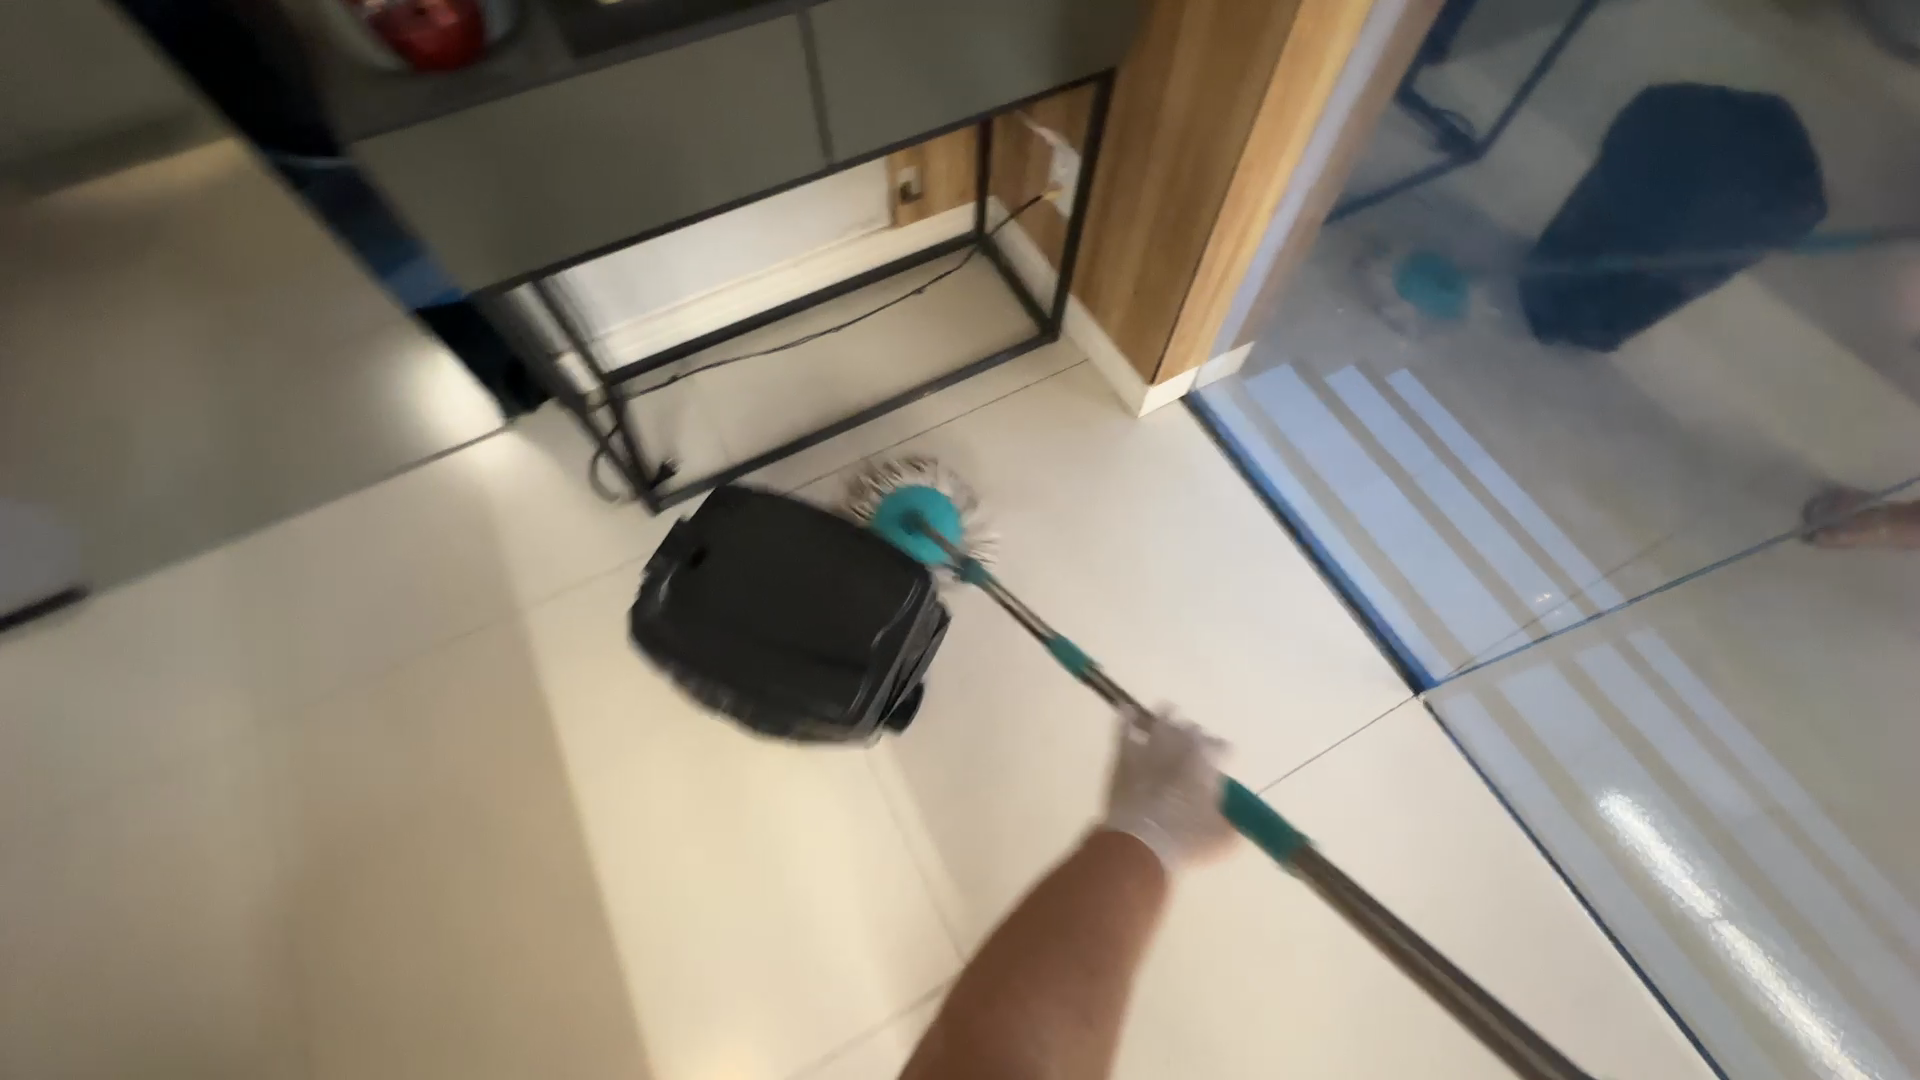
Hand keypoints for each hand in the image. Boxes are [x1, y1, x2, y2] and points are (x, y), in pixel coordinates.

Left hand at [1100, 706, 1236, 870]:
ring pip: (1160, 721)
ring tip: (1168, 710)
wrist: (1140, 841)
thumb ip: (1231, 820)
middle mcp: (1179, 747)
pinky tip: (1127, 708)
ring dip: (1166, 715)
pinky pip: (1125, 727)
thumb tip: (1233, 817)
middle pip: (1191, 730)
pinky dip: (1127, 715)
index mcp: (1205, 762)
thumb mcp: (1222, 837)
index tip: (1225, 754)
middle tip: (1197, 737)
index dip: (1224, 750)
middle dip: (1196, 733)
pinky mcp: (1124, 754)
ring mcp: (1149, 747)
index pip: (1221, 747)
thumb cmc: (1186, 840)